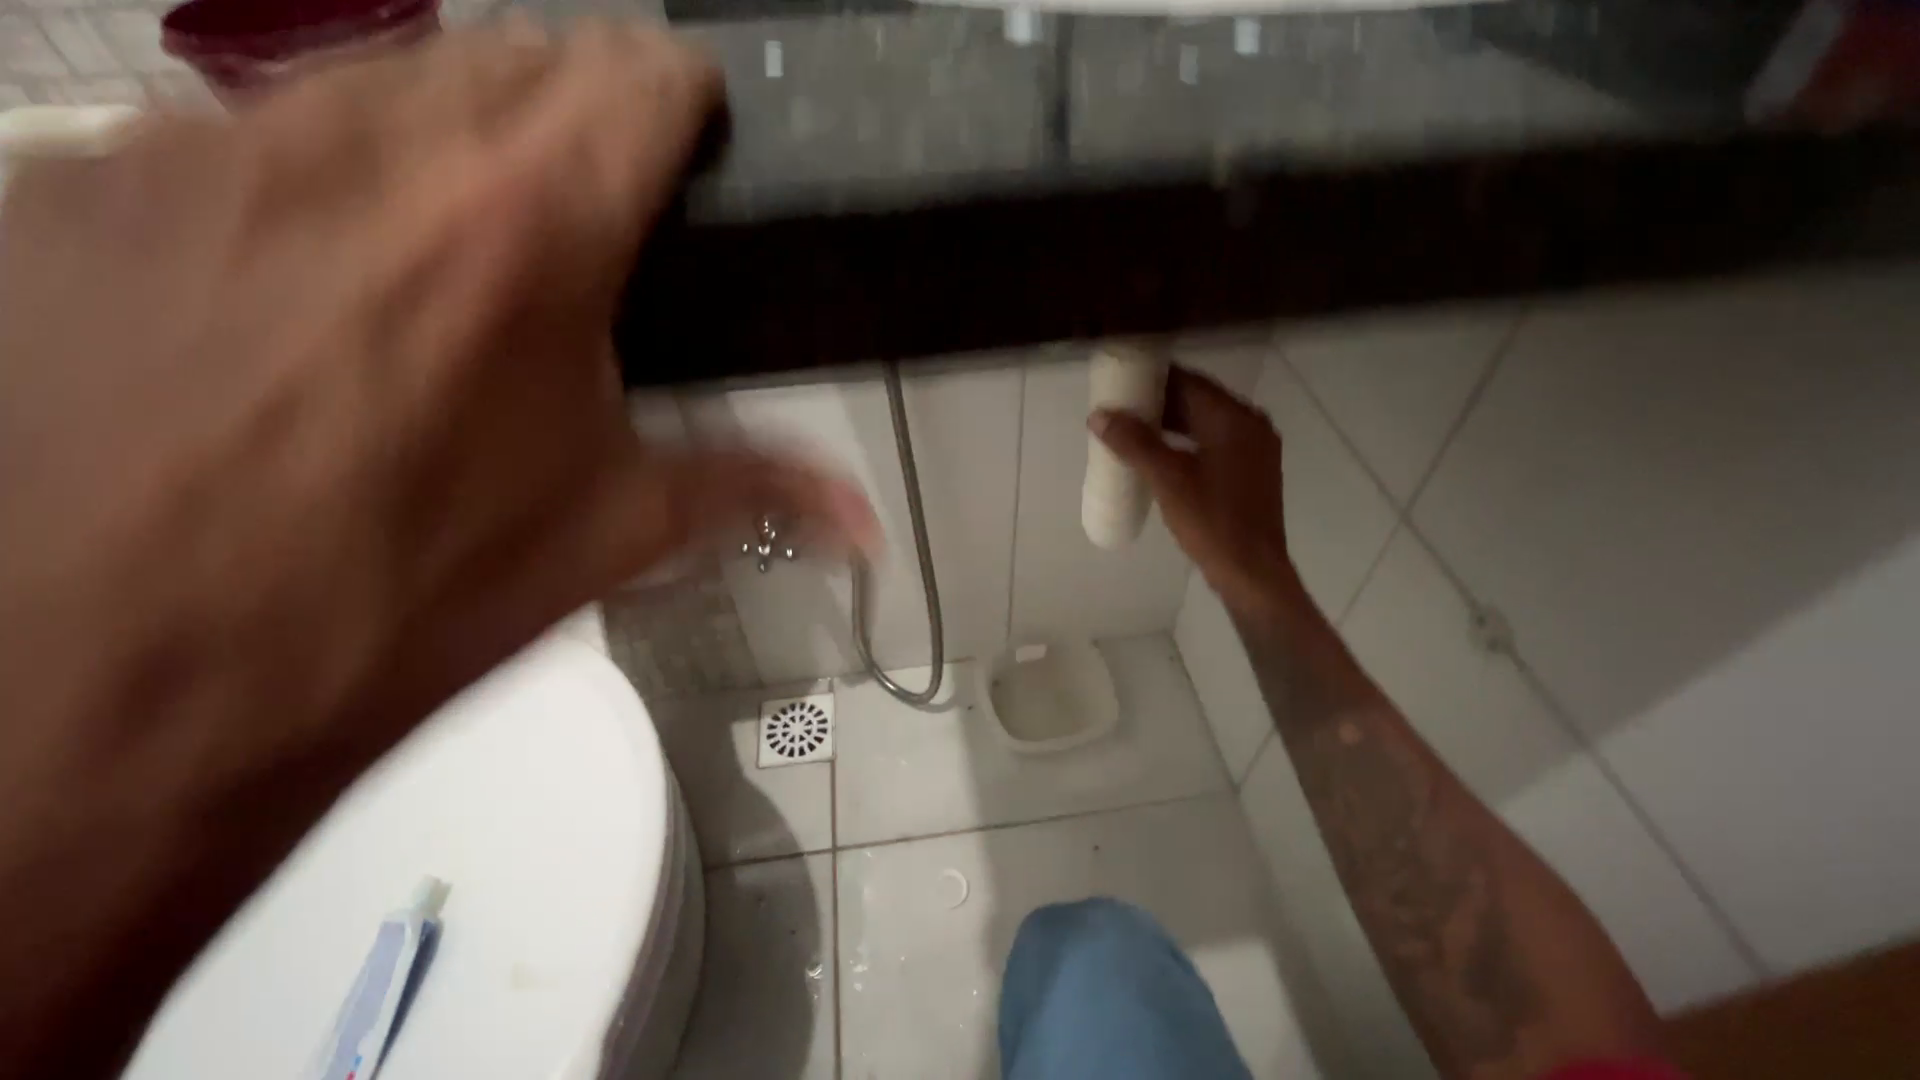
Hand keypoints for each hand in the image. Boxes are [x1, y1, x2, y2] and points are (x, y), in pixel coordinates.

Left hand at [0, 24, 875, 1074]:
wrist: (117, 692)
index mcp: (523, 241)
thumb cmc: (402, 611)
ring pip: (377, 73)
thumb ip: (755, 488)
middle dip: (571, 113)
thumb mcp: (609, 534)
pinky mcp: (79, 185)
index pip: (640, 80)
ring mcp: (204, 155)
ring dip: (444, 137)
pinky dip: (308, 177)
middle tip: (585, 214)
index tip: (688, 137)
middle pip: (515, 54)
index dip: (683, 99)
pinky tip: (305, 290)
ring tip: (452, 252)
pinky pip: (237, 130)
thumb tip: (863, 522)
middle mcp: (366, 160)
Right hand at [1090, 366, 1303, 616]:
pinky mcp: (1249, 472)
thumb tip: (1099, 416)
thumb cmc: (1212, 523)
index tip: (1121, 380)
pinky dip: (1184, 442)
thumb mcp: (1168, 480)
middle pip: (1198, 400)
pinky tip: (1157, 454)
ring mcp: (1253, 451)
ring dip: (1170, 423)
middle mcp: (1250, 426)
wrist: (1251, 573)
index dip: (1154, 378)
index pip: (1190, 382)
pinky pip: (1212, 443)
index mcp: (1235, 420)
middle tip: (1120, 405)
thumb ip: (1134, 444)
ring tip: (1130, 429)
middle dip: (1159, 401)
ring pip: (1204, 423)